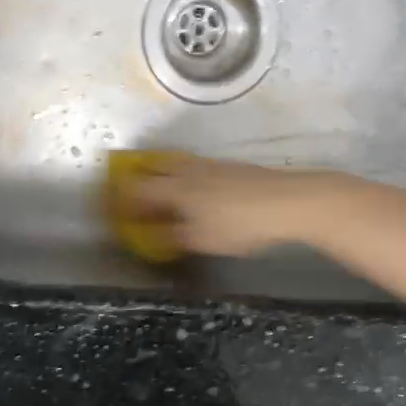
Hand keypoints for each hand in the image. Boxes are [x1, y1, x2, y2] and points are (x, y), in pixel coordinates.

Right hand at [121, 155, 335, 257]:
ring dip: (162, 175)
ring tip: (161, 190)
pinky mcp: (230, 166)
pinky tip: (196, 189)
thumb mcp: (202, 240)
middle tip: (132, 196)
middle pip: (154, 170)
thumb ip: (173, 237)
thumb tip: (152, 235)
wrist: (289, 201)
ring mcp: (210, 165)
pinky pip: (195, 167)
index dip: (124, 199)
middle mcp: (187, 171)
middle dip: (139, 181)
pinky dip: (184, 175)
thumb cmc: (240, 225)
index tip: (116, 209)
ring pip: (176, 165)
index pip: (138, 189)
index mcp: (174, 188)